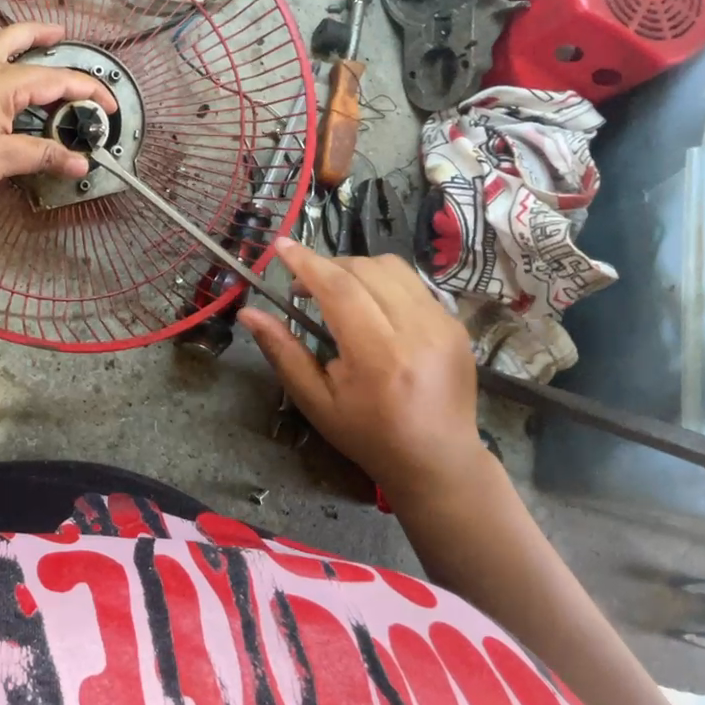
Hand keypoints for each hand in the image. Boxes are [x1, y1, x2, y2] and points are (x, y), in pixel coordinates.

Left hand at [0, 15, 117, 219]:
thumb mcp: (2, 160)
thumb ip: (42, 156)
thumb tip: (78, 163)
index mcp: (2, 84)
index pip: (56, 80)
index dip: (87, 91)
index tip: (108, 106)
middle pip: (20, 43)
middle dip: (47, 38)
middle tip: (65, 38)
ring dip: (13, 36)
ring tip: (30, 32)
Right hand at [238, 239, 489, 495]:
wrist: (437, 459)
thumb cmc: (367, 434)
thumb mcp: (315, 401)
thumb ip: (283, 352)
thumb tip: (249, 313)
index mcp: (377, 357)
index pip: (340, 289)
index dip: (306, 263)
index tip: (280, 246)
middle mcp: (417, 332)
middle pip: (366, 270)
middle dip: (327, 266)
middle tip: (302, 286)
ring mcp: (443, 325)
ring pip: (394, 268)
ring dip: (356, 269)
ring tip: (335, 292)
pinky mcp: (456, 324)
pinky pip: (414, 284)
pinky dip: (383, 283)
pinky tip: (369, 307)